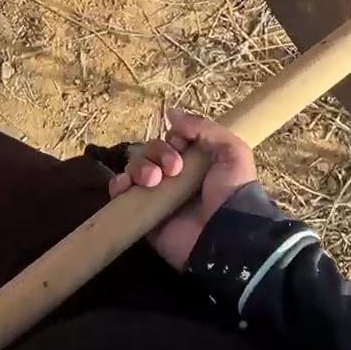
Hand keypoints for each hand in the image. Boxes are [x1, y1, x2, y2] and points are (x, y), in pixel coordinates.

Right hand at [107, 108, 258, 269]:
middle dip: (157, 153)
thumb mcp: (231, 151)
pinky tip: (125, 186)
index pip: (170, 140)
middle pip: (150, 150)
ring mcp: (157, 195)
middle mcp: (174, 176)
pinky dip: (119, 185)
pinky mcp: (144, 215)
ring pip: (135, 168)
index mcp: (193, 161)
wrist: (226, 236)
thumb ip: (203, 128)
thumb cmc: (232, 191)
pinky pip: (122, 194)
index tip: (182, 147)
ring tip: (152, 180)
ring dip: (139, 167)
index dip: (172, 139)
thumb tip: (170, 113)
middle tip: (172, 168)